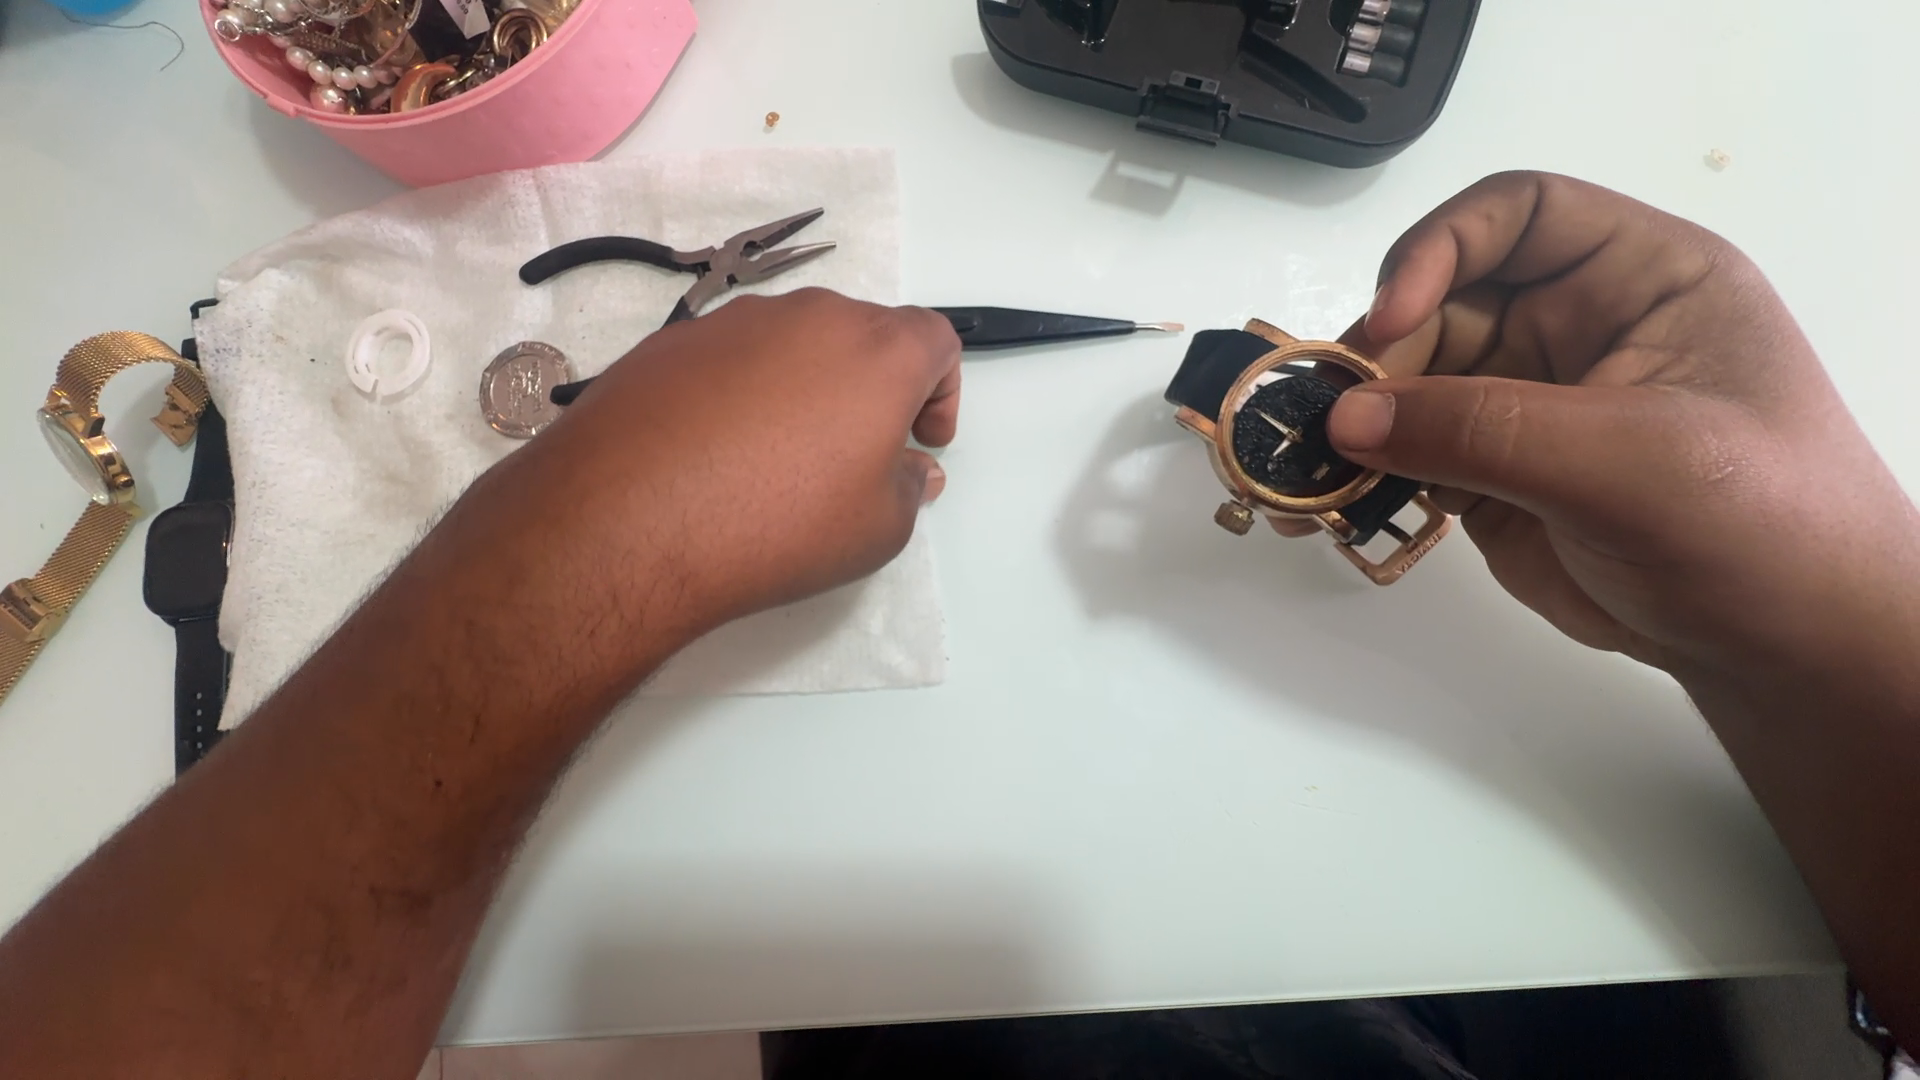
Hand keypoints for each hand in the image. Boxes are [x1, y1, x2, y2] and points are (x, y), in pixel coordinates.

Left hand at [467, 288, 960, 646]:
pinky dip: (752, 392)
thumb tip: (912, 468)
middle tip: (861, 452)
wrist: (632, 520)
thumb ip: (912, 487)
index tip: (923, 441)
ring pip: (800, 343)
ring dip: (814, 387)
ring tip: (786, 455)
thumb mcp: (880, 528)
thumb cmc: (784, 523)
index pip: (936, 339)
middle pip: (867, 336)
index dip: (944, 391)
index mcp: (879, 351)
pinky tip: (725, 450)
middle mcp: (812, 316)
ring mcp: (737, 322)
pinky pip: (738, 358)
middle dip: (879, 390)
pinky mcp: (676, 341)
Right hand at [1320, 172, 1918, 682]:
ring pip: (1397, 387)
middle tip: (1329, 427)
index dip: (1438, 250)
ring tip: (1302, 476)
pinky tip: (1317, 507)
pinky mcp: (1476, 470)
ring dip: (1344, 428)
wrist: (1768, 643)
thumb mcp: (1631, 462)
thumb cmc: (1753, 529)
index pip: (1514, 216)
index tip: (1390, 321)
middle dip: (1373, 365)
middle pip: (1430, 311)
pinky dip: (1350, 478)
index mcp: (1631, 283)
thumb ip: (1482, 431)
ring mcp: (1512, 404)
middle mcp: (1560, 330)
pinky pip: (1394, 455)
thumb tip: (1343, 419)